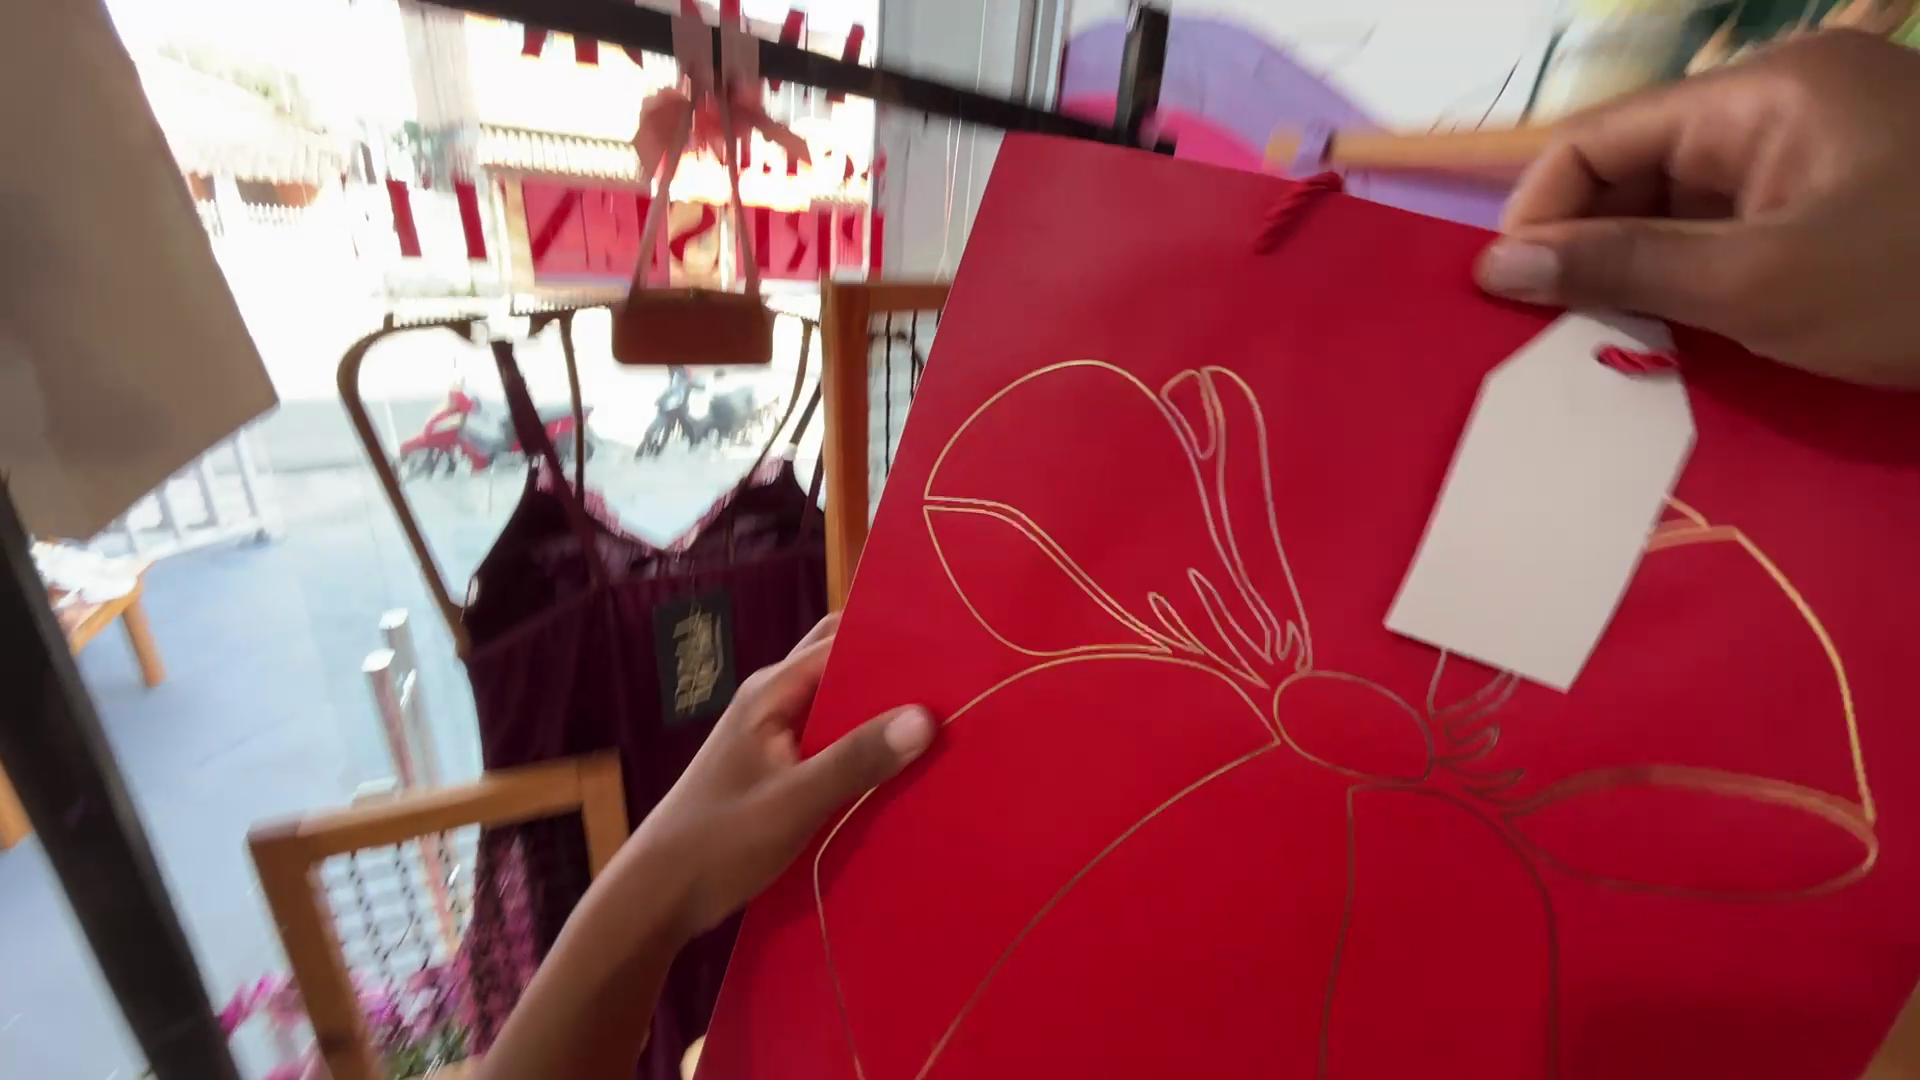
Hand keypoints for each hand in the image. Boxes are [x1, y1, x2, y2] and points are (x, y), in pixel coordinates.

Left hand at [605, 612, 936, 945]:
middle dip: (888, 668)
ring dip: (877, 706)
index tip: (943, 647)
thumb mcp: (794, 802)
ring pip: (836, 701)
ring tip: (935, 716)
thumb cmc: (717, 841)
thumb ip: (856, 759)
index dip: (890, 638)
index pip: (840, 640)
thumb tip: (926, 718)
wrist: (654, 897)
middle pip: (839, 663)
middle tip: (946, 681)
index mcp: (773, 690)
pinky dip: (860, 738)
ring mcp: (774, 731)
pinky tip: (895, 760)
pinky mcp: (777, 763)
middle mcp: (774, 699)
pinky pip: (828, 735)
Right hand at [1475, 31, 1919, 388]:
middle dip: (1573, 247)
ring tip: (1600, 329)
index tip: (1512, 293)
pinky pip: (1691, 232)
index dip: (1536, 216)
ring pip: (1648, 208)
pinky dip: (1658, 279)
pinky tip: (1652, 322)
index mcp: (1762, 96)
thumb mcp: (1754, 281)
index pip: (1592, 141)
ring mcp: (1789, 156)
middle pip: (1617, 172)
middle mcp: (1768, 110)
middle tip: (1553, 322)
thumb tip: (1491, 267)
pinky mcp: (1800, 201)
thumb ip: (1614, 267)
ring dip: (1613, 270)